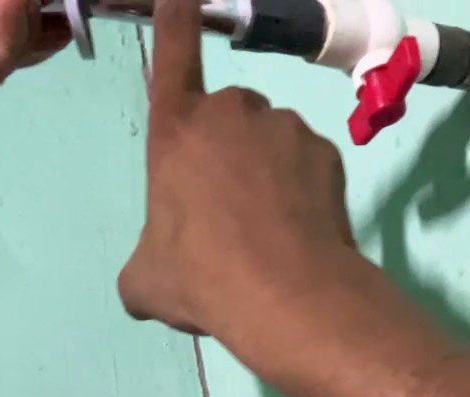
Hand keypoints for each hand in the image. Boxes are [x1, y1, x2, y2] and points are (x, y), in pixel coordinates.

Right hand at [119, 0, 359, 337]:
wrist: (286, 295)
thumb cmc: (201, 278)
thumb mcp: (145, 282)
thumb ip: (142, 264)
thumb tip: (145, 282)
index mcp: (177, 129)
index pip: (174, 53)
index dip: (176, 18)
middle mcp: (232, 112)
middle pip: (226, 121)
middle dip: (225, 156)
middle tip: (227, 216)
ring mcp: (285, 128)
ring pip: (269, 143)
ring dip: (265, 175)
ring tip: (265, 234)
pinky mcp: (327, 153)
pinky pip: (306, 166)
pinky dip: (301, 192)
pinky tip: (296, 234)